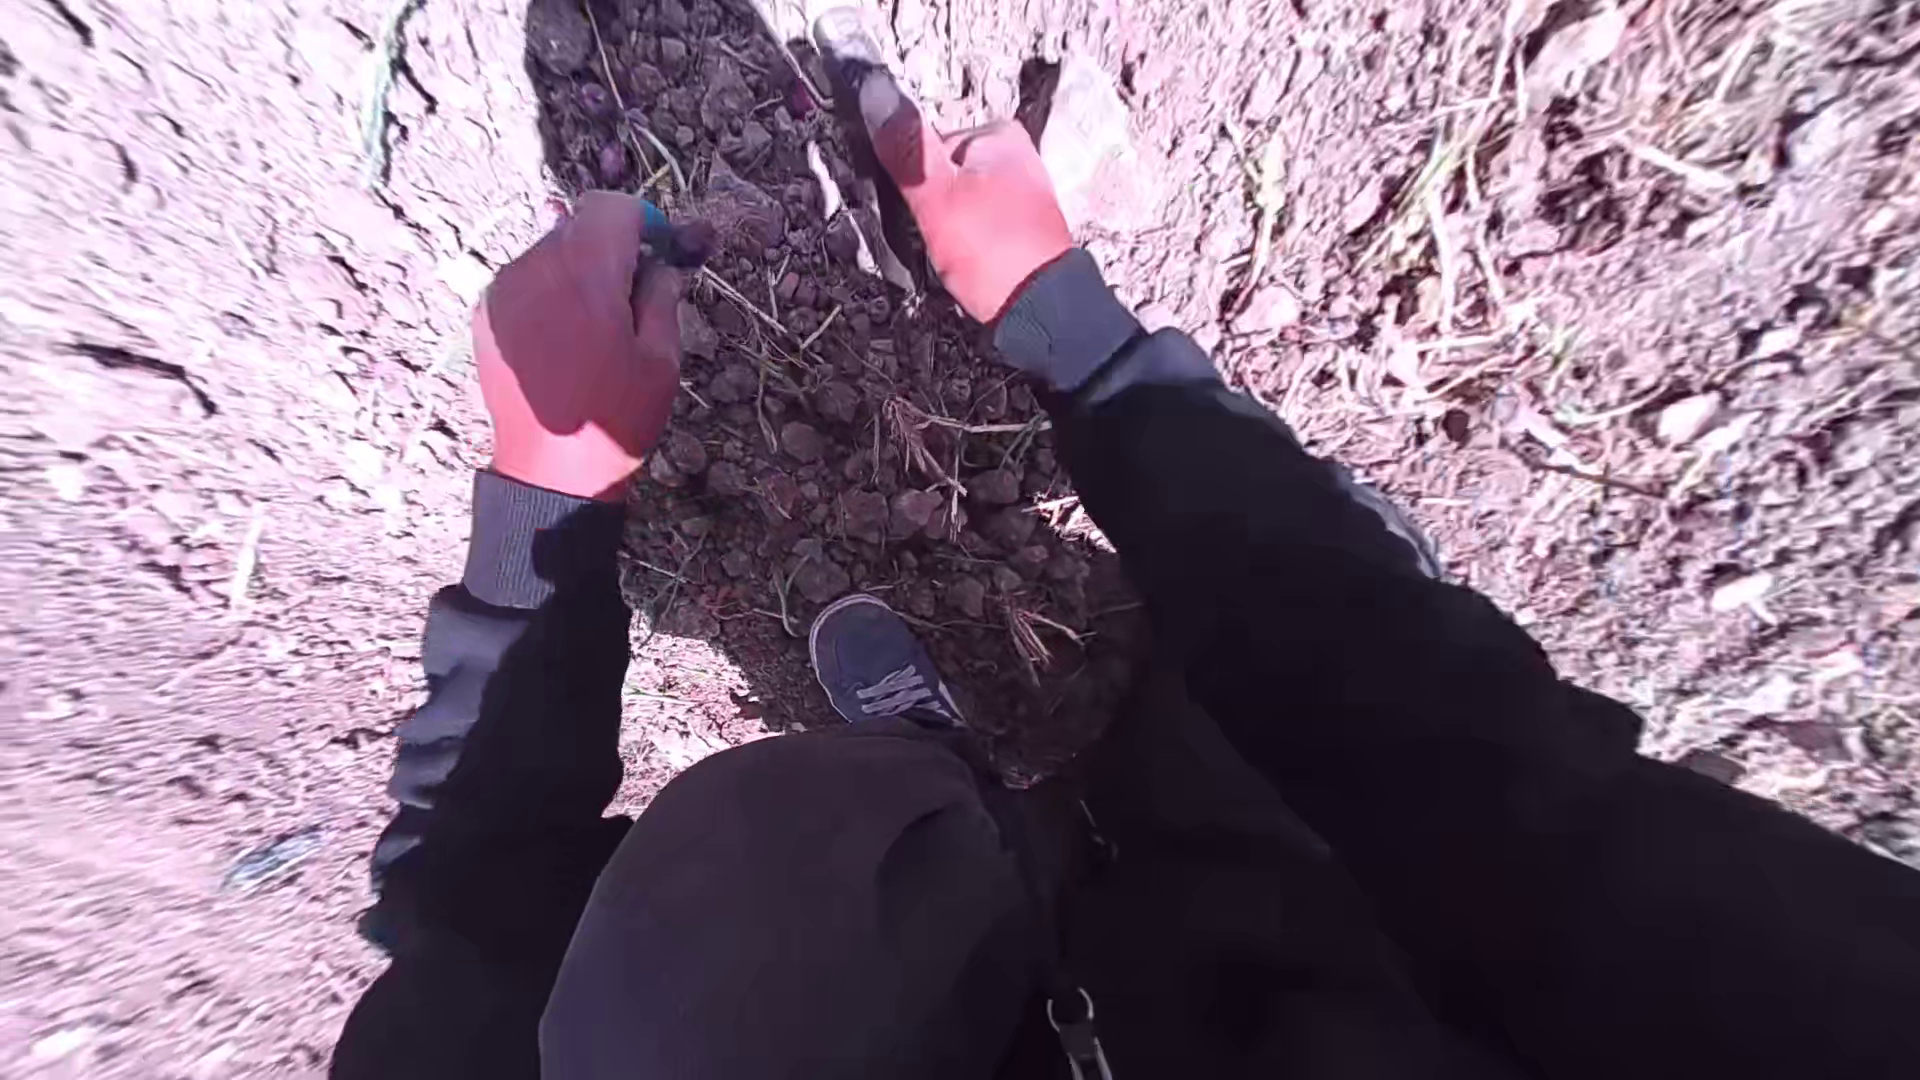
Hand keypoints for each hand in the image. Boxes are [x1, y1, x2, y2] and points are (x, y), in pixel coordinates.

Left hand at [474, 192, 682, 501]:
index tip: (663, 253)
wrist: (553, 467)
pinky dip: (556, 291)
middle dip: (616, 248)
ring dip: (585, 271)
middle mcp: (534, 266)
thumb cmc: (619, 415)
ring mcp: (503, 288)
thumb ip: (662, 300)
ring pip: (553, 251)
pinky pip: (529, 280)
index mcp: (585, 274)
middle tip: (639, 296)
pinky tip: (571, 338)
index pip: (613, 207)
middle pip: (580, 225)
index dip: (646, 222)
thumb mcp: (662, 362)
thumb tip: (662, 266)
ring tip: (603, 327)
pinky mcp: (487, 312)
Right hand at [862, 79, 1071, 321]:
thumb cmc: (994, 255)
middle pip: (948, 181)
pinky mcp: (1025, 236)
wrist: (1040, 312)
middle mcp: (1019, 161)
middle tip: (940, 243)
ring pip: (963, 211)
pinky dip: (971, 252)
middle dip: (935, 214)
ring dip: (951, 238)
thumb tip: (876, 96)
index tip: (916, 213)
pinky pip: (982, 236)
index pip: (930, 147)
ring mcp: (1024, 200)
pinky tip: (973, 270)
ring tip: (958, 261)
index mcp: (1000, 136)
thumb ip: (907, 151)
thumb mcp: (937, 197)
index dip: (914, 187)